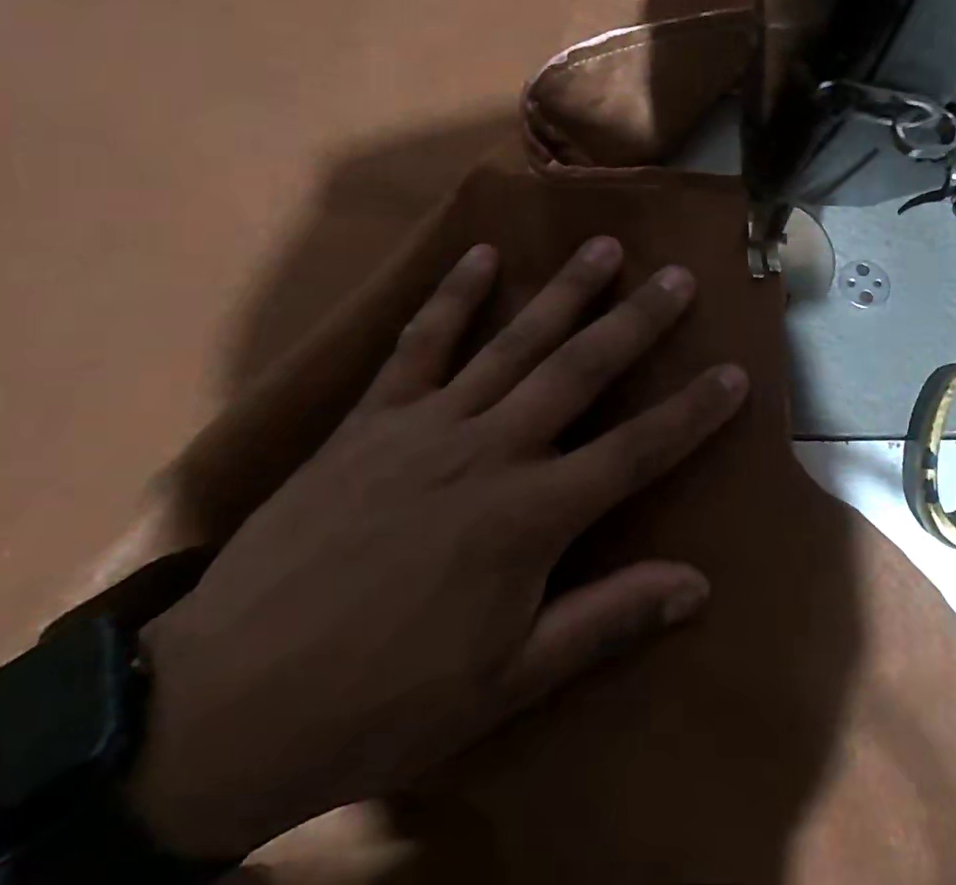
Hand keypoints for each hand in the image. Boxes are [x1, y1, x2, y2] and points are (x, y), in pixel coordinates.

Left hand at [123, 239, 748, 858]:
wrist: (220, 707)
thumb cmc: (390, 698)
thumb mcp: (513, 676)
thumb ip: (609, 618)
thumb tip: (698, 585)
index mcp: (531, 516)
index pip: (636, 451)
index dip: (692, 413)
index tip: (734, 374)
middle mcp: (488, 453)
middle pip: (579, 372)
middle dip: (636, 322)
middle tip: (677, 277)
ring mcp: (423, 429)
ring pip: (510, 344)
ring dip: (564, 292)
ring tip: (604, 248)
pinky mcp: (366, 424)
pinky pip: (416, 347)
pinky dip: (450, 299)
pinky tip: (479, 257)